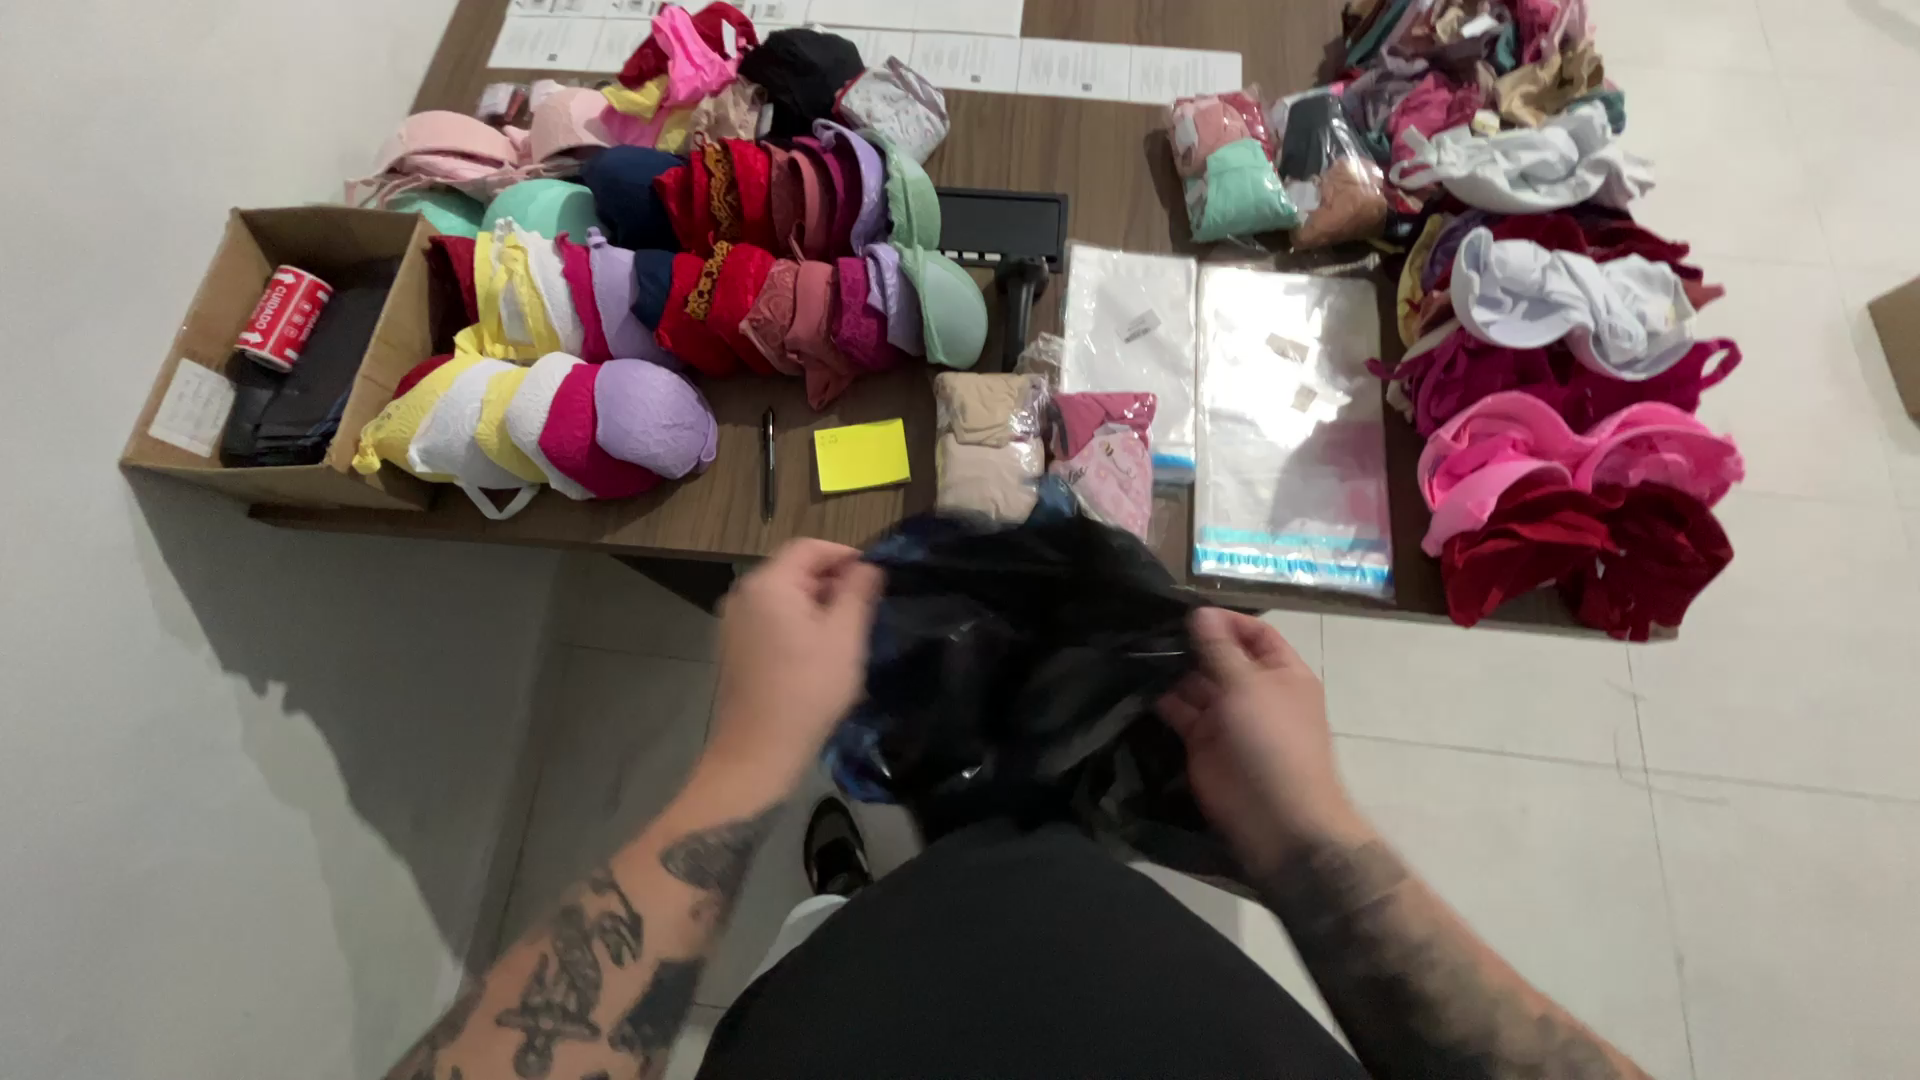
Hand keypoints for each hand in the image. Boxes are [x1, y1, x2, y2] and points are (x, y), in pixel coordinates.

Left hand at [707, 539, 883, 787]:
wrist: (757, 752)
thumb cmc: (807, 690)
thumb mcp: (845, 637)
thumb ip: (858, 592)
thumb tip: (869, 566)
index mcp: (768, 584)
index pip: (811, 548)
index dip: (846, 556)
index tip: (876, 578)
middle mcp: (744, 595)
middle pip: (796, 570)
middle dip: (833, 583)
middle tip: (866, 610)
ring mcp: (734, 622)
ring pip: (786, 597)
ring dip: (818, 606)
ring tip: (847, 634)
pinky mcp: (734, 647)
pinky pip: (772, 620)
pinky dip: (798, 624)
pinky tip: (819, 655)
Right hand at [1159, 608, 1364, 871]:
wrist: (1275, 818)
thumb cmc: (1272, 742)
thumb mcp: (1248, 686)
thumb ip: (1220, 649)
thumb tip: (1200, 613)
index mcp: (1281, 673)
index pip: (1255, 633)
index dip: (1226, 620)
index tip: (1188, 612)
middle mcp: (1254, 690)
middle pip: (1220, 656)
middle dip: (1191, 644)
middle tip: (1150, 627)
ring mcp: (1227, 716)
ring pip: (1195, 683)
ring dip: (1172, 669)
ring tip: (1137, 649)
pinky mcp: (1201, 739)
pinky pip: (1179, 710)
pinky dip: (1160, 698)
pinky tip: (1136, 681)